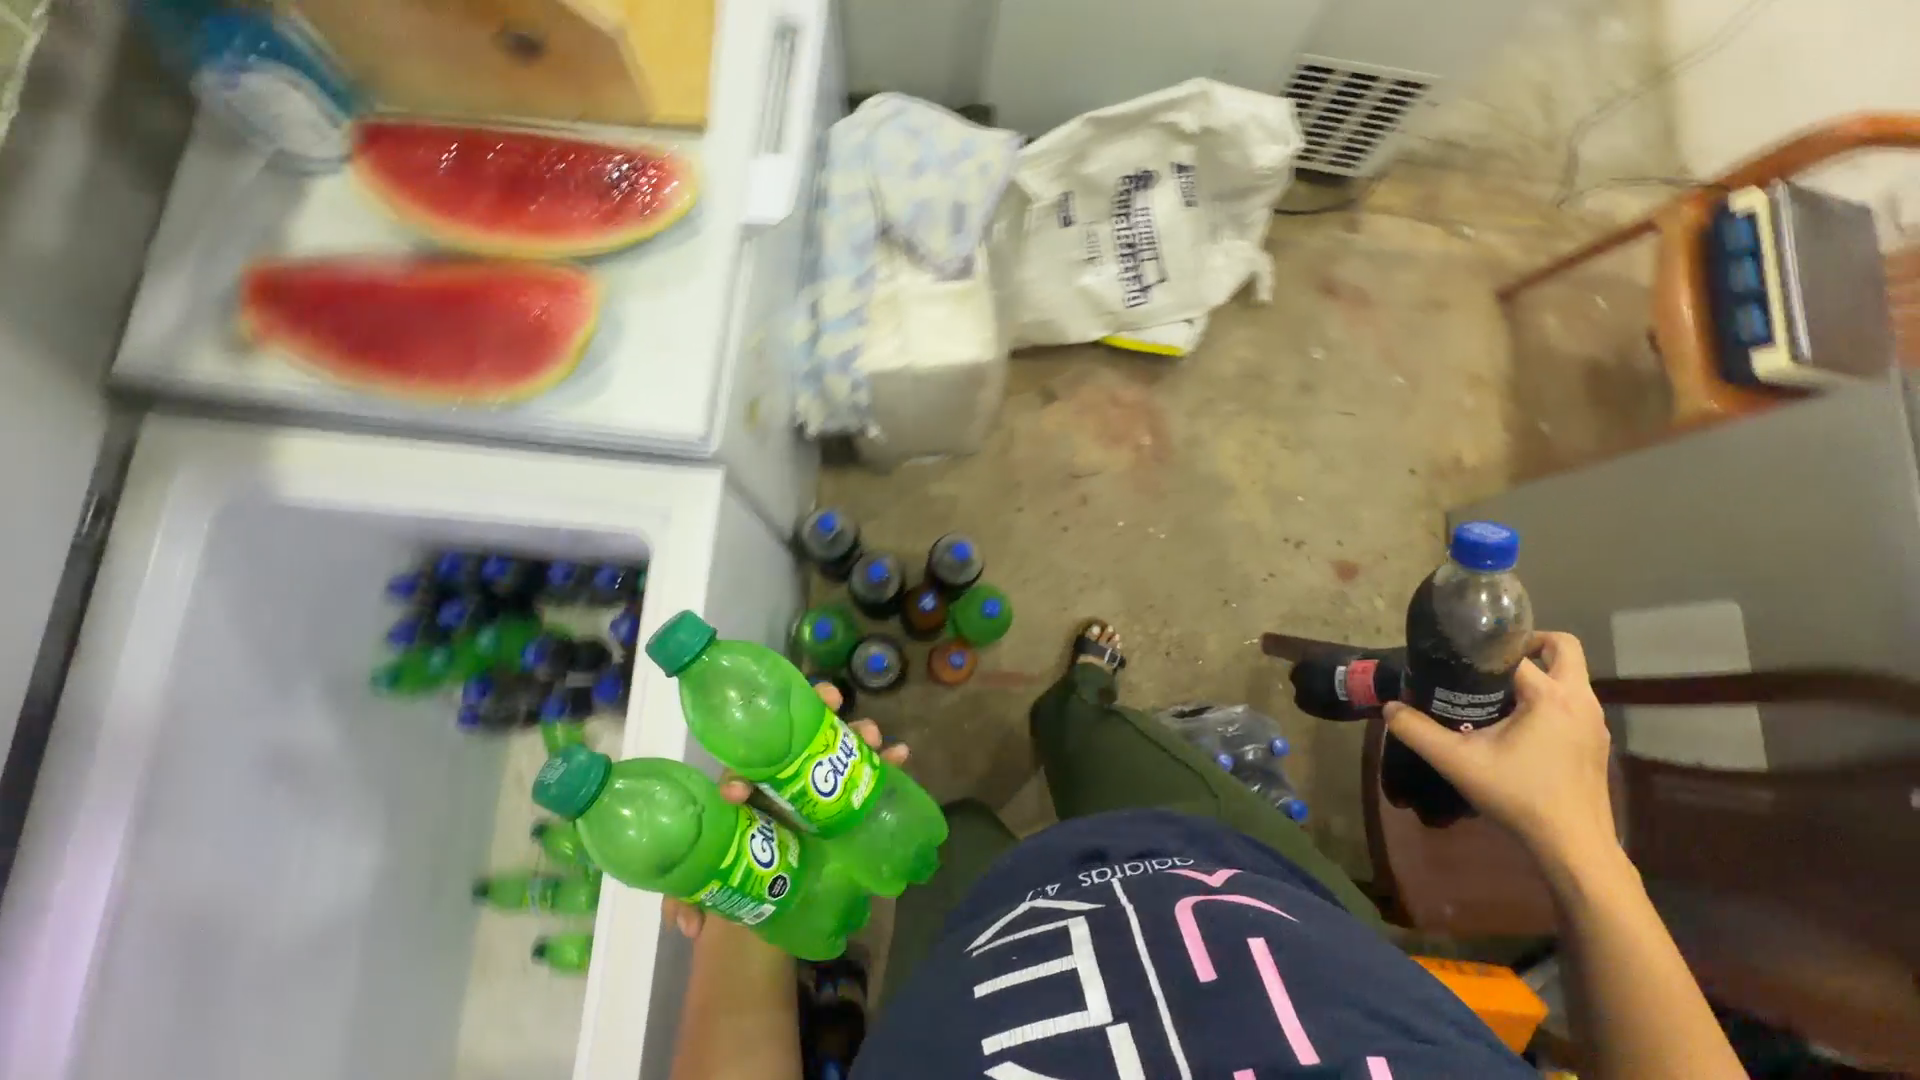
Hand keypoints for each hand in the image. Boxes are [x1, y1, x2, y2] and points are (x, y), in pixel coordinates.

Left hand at [664, 681, 908, 938]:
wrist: (773, 889)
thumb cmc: (736, 870)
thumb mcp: (707, 881)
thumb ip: (688, 897)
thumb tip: (688, 922)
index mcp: (750, 791)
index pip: (744, 769)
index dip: (742, 770)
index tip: (739, 791)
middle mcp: (786, 779)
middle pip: (803, 739)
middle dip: (820, 717)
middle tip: (834, 705)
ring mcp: (819, 785)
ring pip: (840, 747)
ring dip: (858, 732)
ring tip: (873, 735)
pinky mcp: (846, 798)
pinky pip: (869, 772)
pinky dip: (887, 761)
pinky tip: (901, 755)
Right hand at [1383, 631, 1616, 865]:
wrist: (1572, 844)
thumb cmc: (1518, 795)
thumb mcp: (1456, 762)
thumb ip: (1417, 731)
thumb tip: (1389, 708)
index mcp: (1550, 696)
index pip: (1517, 652)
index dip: (1486, 650)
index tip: (1461, 656)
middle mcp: (1580, 700)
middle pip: (1565, 648)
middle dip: (1531, 644)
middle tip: (1493, 660)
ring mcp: (1594, 722)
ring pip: (1572, 677)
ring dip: (1542, 673)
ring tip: (1499, 693)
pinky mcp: (1597, 742)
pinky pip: (1574, 703)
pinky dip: (1551, 700)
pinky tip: (1521, 727)